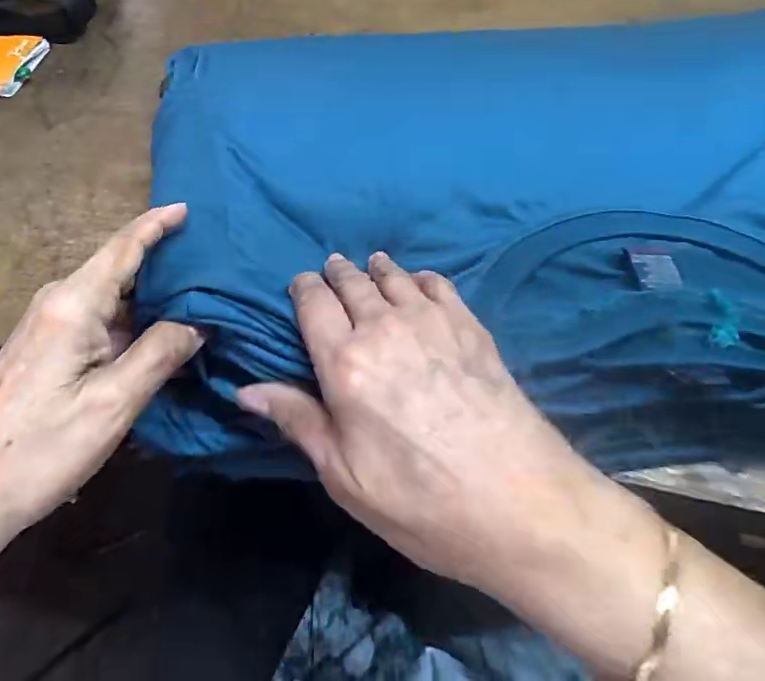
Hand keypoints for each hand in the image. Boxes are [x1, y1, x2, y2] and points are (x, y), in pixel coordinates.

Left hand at [0, 204, 200, 638]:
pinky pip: (98, 315)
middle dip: (162, 256)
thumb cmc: (37, 449)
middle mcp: (57, 302)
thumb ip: (160, 353)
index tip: (188, 206)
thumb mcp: (112, 403)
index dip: (157, 224)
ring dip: (150, 289)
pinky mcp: (43, 349)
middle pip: (118, 264)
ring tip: (196, 289)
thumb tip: (200, 321)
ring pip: (110, 292)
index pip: (124, 246)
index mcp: (73, 304)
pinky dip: (132, 314)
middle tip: (211, 255)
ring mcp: (47, 325)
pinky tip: (158, 327)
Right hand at [237, 252, 640, 596]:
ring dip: (377, 268)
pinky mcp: (470, 325)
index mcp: (345, 363)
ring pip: (395, 276)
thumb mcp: (345, 477)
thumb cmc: (420, 501)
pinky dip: (420, 276)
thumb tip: (246, 390)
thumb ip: (299, 421)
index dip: (304, 288)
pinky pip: (438, 284)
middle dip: (338, 273)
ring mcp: (432, 321)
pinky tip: (419, 281)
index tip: (301, 282)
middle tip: (333, 267)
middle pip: (353, 283)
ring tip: (371, 263)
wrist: (518, 498)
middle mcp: (384, 327)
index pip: (314, 304)